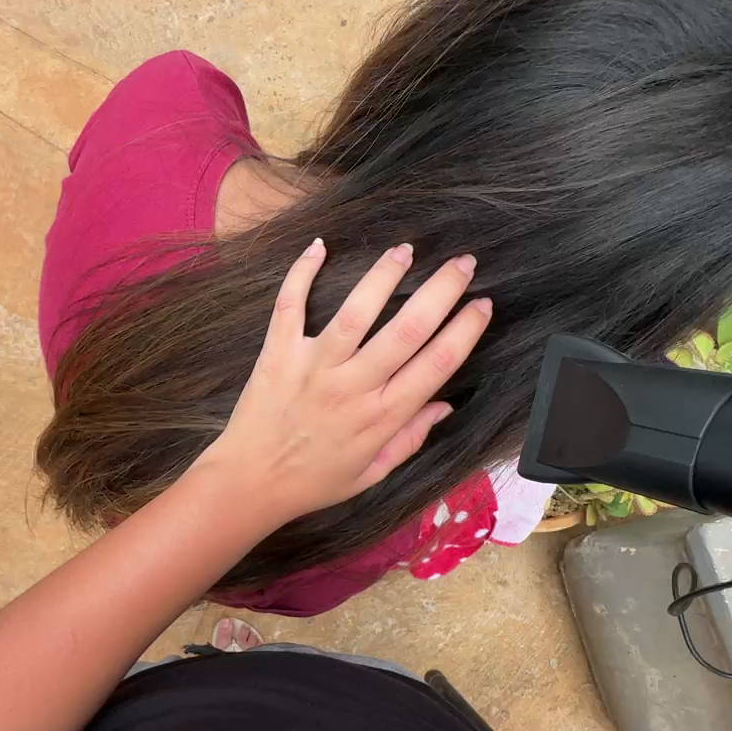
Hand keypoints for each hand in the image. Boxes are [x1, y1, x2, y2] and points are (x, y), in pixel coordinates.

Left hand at [193, 239, 490, 524]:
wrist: (248, 484)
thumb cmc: (310, 482)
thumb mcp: (369, 474)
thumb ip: (408, 439)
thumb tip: (445, 406)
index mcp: (380, 418)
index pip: (437, 364)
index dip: (466, 330)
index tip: (482, 304)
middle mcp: (351, 388)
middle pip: (407, 330)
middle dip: (441, 291)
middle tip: (463, 263)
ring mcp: (312, 368)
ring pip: (355, 312)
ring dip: (384, 276)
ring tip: (406, 251)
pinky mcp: (277, 356)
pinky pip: (290, 307)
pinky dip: (301, 275)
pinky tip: (319, 247)